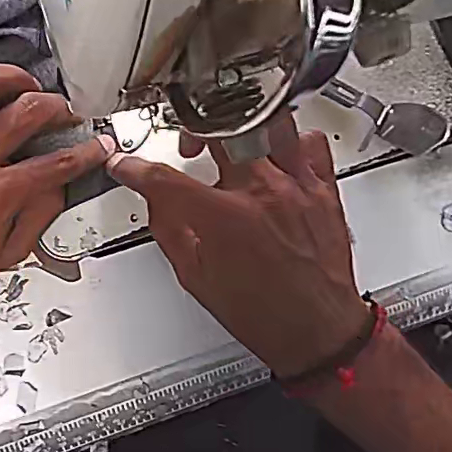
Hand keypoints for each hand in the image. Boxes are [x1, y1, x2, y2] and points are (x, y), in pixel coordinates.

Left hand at [0, 64, 111, 335]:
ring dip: (12, 77)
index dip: (86, 151)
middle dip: (58, 109)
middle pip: (27, 111)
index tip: (95, 145)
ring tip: (24, 85)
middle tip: (64, 114)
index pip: (56, 162)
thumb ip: (38, 216)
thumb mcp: (4, 254)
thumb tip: (59, 186)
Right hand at [106, 112, 369, 379]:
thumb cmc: (264, 313)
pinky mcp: (324, 191)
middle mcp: (263, 194)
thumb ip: (171, 230)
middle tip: (189, 146)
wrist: (317, 331)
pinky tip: (276, 158)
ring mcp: (297, 188)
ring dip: (241, 127)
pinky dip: (289, 143)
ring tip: (232, 142)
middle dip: (193, 129)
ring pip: (270, 121)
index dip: (135, 169)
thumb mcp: (196, 276)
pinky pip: (310, 144)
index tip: (128, 167)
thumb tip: (157, 202)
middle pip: (221, 127)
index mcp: (224, 219)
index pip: (164, 178)